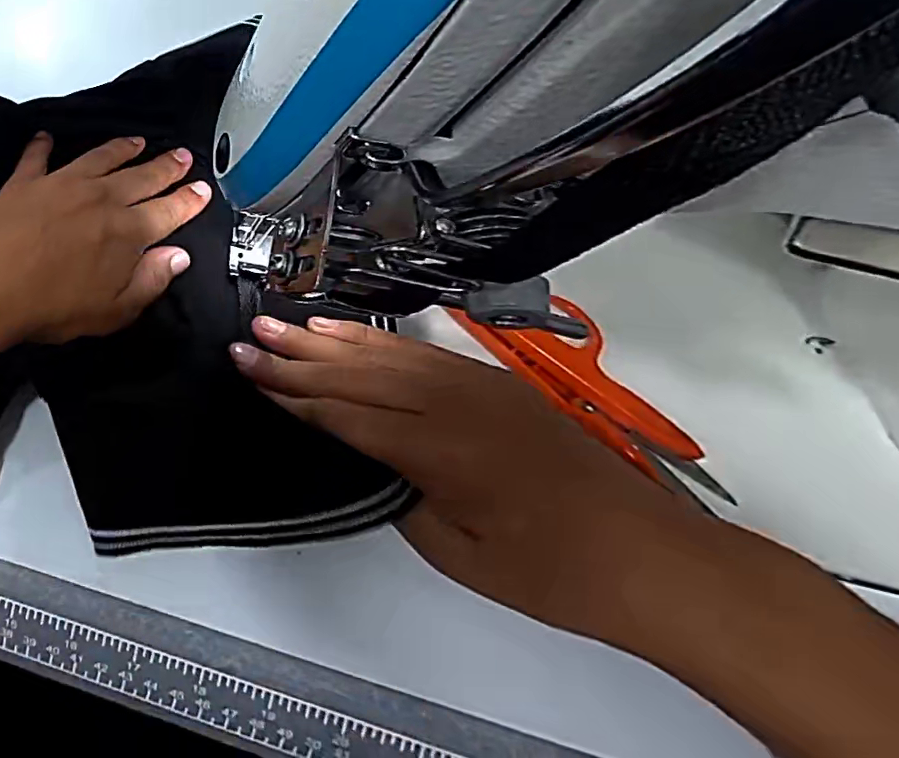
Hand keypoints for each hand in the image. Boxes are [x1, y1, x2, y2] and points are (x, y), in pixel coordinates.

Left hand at [0, 133, 212, 344]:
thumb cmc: (53, 307)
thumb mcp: (113, 311)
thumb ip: (150, 281)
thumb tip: (179, 256)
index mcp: (127, 232)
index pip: (168, 210)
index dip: (189, 199)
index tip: (202, 188)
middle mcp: (101, 199)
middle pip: (142, 176)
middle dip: (167, 166)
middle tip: (182, 156)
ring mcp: (63, 184)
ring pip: (101, 158)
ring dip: (122, 148)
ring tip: (137, 141)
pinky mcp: (27, 181)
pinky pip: (38, 156)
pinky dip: (42, 145)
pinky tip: (45, 136)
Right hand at [228, 315, 721, 658]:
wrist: (651, 557)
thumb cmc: (555, 571)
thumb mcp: (457, 551)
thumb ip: (399, 494)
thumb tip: (366, 462)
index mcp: (439, 450)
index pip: (344, 413)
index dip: (291, 394)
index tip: (251, 374)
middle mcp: (452, 404)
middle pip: (354, 374)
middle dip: (293, 357)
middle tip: (247, 340)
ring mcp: (473, 385)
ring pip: (382, 353)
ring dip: (326, 340)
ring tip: (280, 326)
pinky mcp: (489, 380)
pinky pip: (418, 350)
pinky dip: (375, 338)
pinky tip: (346, 332)